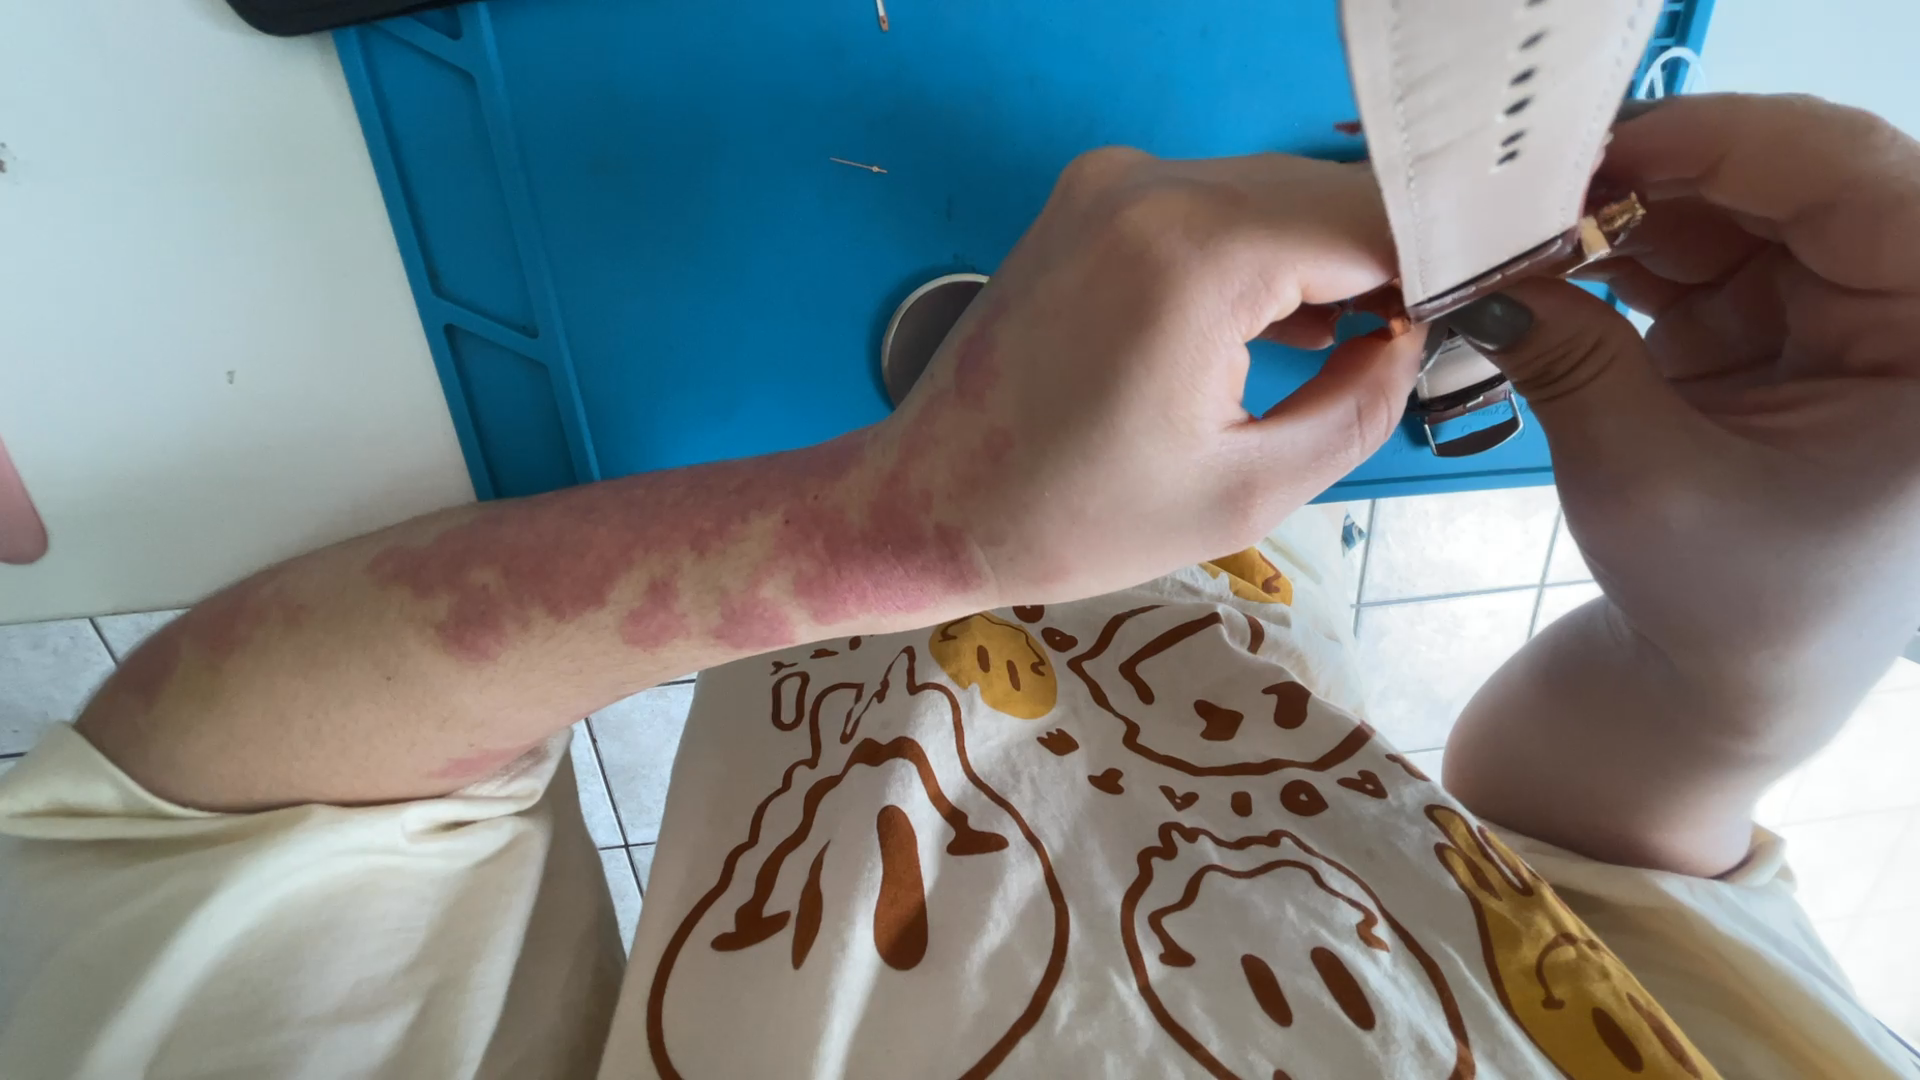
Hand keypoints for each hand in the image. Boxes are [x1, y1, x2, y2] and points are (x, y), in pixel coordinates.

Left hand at [874, 149, 1424, 605]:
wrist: (929, 506)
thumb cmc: (1072, 522)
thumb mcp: (1244, 491)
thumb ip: (1358, 404)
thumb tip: (1408, 338)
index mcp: (1197, 251)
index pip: (1377, 218)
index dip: (1444, 261)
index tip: (1482, 306)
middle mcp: (1148, 186)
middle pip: (1319, 197)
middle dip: (1382, 262)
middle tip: (1418, 338)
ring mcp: (1103, 186)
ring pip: (1262, 200)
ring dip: (1315, 263)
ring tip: (1351, 344)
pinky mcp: (1077, 209)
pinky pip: (1198, 214)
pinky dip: (1246, 259)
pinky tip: (1273, 324)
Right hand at [1487, 94, 1919, 718]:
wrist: (1718, 663)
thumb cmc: (1719, 591)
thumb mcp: (1642, 476)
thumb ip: (1570, 364)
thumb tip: (1478, 287)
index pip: (1856, 184)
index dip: (1719, 145)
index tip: (1583, 148)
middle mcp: (1904, 303)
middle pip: (1780, 189)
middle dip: (1642, 185)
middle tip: (1515, 199)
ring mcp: (1823, 314)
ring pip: (1716, 224)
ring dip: (1605, 230)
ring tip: (1505, 246)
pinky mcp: (1751, 336)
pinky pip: (1674, 273)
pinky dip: (1598, 271)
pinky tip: (1533, 278)